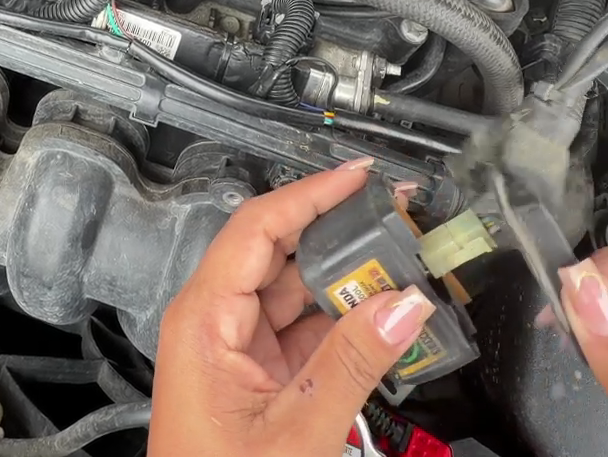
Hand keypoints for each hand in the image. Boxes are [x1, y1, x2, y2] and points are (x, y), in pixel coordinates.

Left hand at [149, 160, 433, 456]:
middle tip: (391, 216)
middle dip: (336, 234)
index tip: (356, 176)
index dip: (308, 194)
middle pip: (278, 252)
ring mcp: (236, 345)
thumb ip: (354, 363)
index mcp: (204, 316)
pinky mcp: (256, 371)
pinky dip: (341, 321)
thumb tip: (403, 301)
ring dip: (344, 280)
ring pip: (294, 289)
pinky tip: (380, 314)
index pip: (257, 228)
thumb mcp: (298, 432)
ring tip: (397, 263)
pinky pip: (301, 328)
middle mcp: (214, 318)